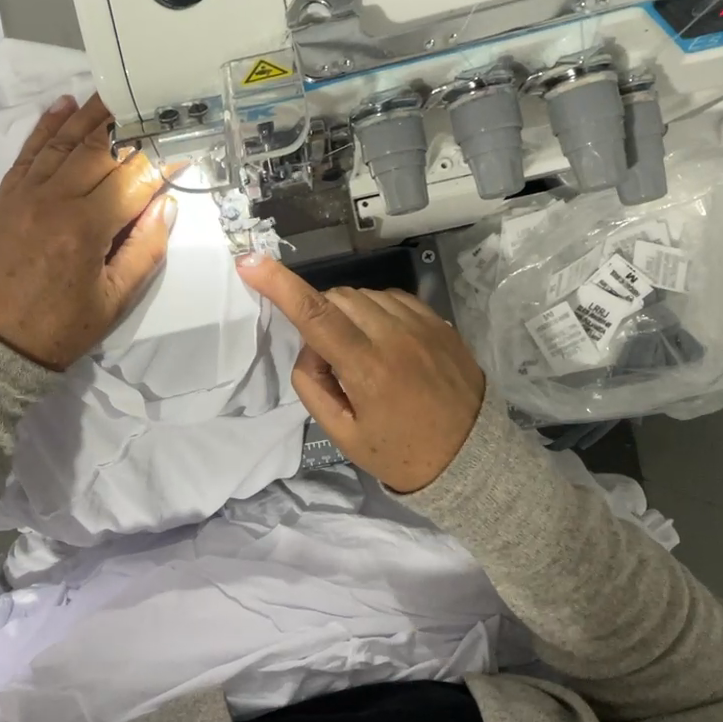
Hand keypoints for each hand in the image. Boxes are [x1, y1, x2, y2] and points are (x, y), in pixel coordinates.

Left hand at [0, 94, 176, 369]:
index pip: (134, 177)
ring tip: (118, 91)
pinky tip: (64, 104)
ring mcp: (26, 193)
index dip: (163, 160)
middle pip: (101, 149)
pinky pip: (30, 151)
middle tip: (158, 105)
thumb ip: (144, 249)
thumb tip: (165, 203)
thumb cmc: (58, 329)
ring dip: (93, 114)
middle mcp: (54, 199)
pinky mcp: (7, 196)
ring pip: (65, 142)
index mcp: (85, 228)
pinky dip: (47, 126)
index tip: (186, 146)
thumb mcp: (114, 300)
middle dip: (133, 126)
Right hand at [237, 255, 484, 492]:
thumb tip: (310, 348)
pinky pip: (393, 298)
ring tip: (360, 353)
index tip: (250, 262)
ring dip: (348, 313)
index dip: (279, 285)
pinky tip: (383, 341)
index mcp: (368, 369)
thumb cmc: (401, 453)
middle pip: (338, 297)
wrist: (473, 459)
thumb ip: (313, 386)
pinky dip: (375, 311)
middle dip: (320, 315)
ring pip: (365, 294)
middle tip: (331, 360)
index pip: (315, 314)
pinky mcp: (439, 323)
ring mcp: (422, 325)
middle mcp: (396, 336)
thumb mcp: (343, 435)